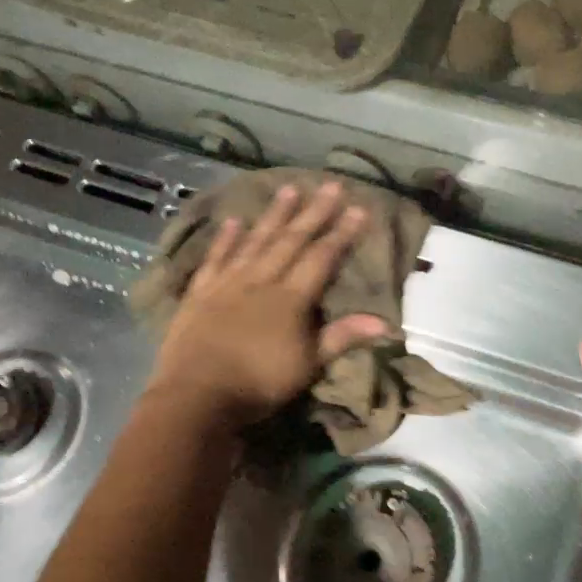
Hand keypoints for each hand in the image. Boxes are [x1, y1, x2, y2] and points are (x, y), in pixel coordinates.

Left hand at [153, 180, 388, 427]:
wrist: (196, 396)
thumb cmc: (258, 384)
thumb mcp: (309, 365)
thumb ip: (343, 337)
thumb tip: (386, 322)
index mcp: (291, 298)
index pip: (322, 257)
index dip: (342, 233)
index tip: (359, 208)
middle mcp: (261, 280)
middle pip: (292, 240)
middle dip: (314, 212)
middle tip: (331, 185)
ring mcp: (228, 283)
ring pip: (256, 241)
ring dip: (274, 215)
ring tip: (289, 188)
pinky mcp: (200, 292)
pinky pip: (216, 258)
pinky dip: (226, 238)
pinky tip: (235, 220)